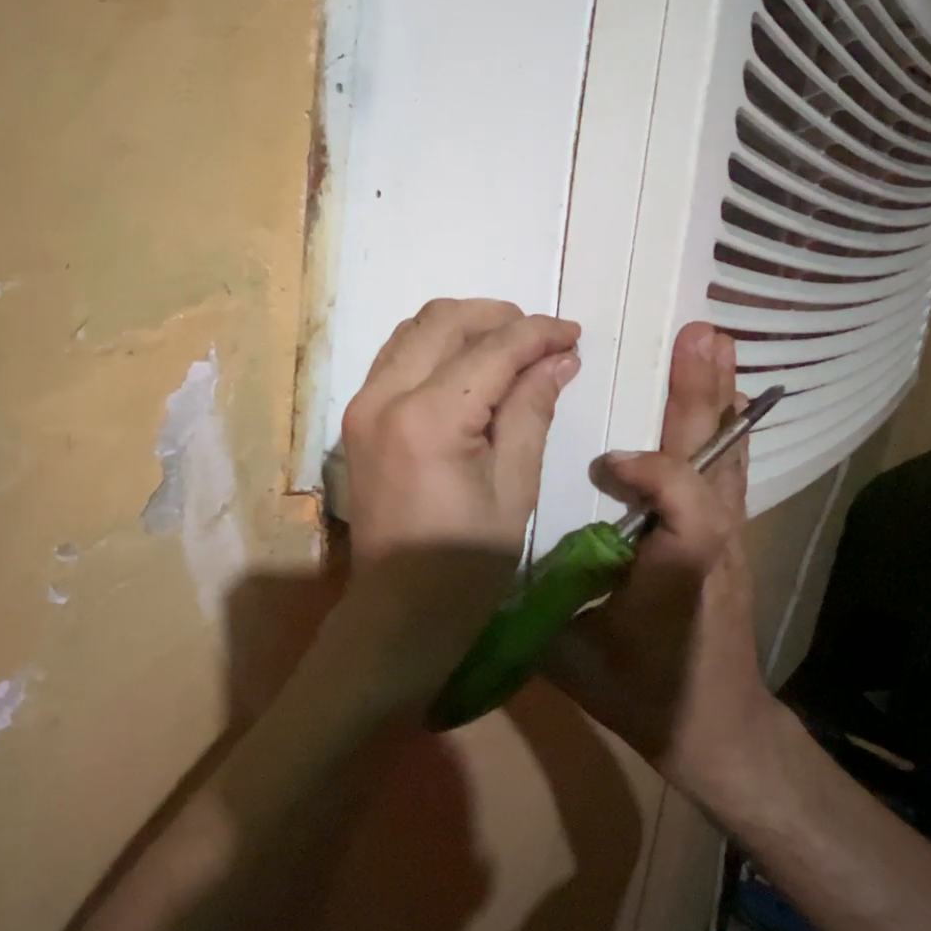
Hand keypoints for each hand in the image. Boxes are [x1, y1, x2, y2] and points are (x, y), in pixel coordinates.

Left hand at [329, 298, 581, 706]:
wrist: (397, 613)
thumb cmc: (466, 566)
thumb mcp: (515, 489)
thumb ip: (531, 411)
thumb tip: (558, 358)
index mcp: (427, 419)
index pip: (491, 349)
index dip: (538, 333)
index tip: (574, 334)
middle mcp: (383, 398)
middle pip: (442, 320)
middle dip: (498, 318)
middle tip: (541, 340)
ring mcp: (361, 406)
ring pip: (413, 331)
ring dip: (463, 328)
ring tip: (509, 351)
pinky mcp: (356, 421)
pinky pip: (395, 358)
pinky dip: (434, 350)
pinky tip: (468, 371)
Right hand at [541, 322, 779, 790]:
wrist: (719, 732)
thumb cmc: (648, 698)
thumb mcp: (577, 664)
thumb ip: (533, 613)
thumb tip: (479, 566)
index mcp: (678, 572)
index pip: (685, 507)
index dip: (654, 473)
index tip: (607, 466)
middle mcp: (713, 545)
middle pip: (717, 461)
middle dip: (704, 397)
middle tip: (703, 334)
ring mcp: (730, 539)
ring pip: (729, 459)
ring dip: (717, 398)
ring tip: (715, 342)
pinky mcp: (729, 540)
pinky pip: (728, 472)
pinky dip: (722, 427)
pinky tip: (721, 395)